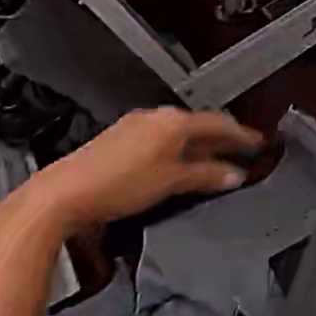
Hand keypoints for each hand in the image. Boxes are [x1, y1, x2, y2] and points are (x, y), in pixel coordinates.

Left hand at [13, 109, 263, 236]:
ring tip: (208, 163)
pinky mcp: (114, 140)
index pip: (221, 124)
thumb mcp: (173, 182)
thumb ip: (209, 176)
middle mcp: (156, 117)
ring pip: (176, 133)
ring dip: (195, 147)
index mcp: (176, 121)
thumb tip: (233, 175)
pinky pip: (156, 140)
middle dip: (219, 140)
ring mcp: (133, 127)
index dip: (242, 135)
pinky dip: (172, 151)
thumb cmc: (116, 185)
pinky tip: (173, 167)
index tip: (258, 142)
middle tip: (238, 152)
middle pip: (199, 126)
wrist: (57, 198)